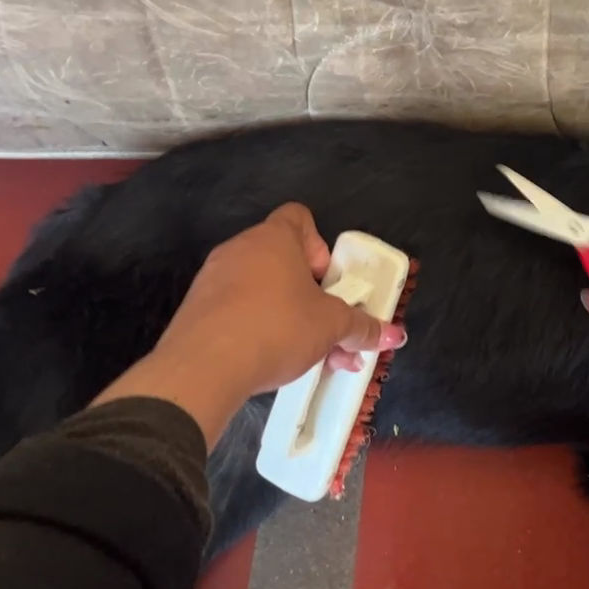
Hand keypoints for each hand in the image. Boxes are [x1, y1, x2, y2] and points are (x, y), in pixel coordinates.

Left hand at [93, 203, 405, 447]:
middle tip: (326, 321)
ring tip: (308, 354)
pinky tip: (273, 363)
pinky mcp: (194, 315)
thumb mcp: (331, 326)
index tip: (328, 278)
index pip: (299, 217)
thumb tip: (394, 335)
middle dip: (310, 292)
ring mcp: (211, 282)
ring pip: (260, 290)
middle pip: (282, 259)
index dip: (320, 244)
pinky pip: (236, 312)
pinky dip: (257, 330)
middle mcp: (239, 250)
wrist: (200, 371)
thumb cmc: (276, 327)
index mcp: (273, 239)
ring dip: (287, 315)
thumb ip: (363, 327)